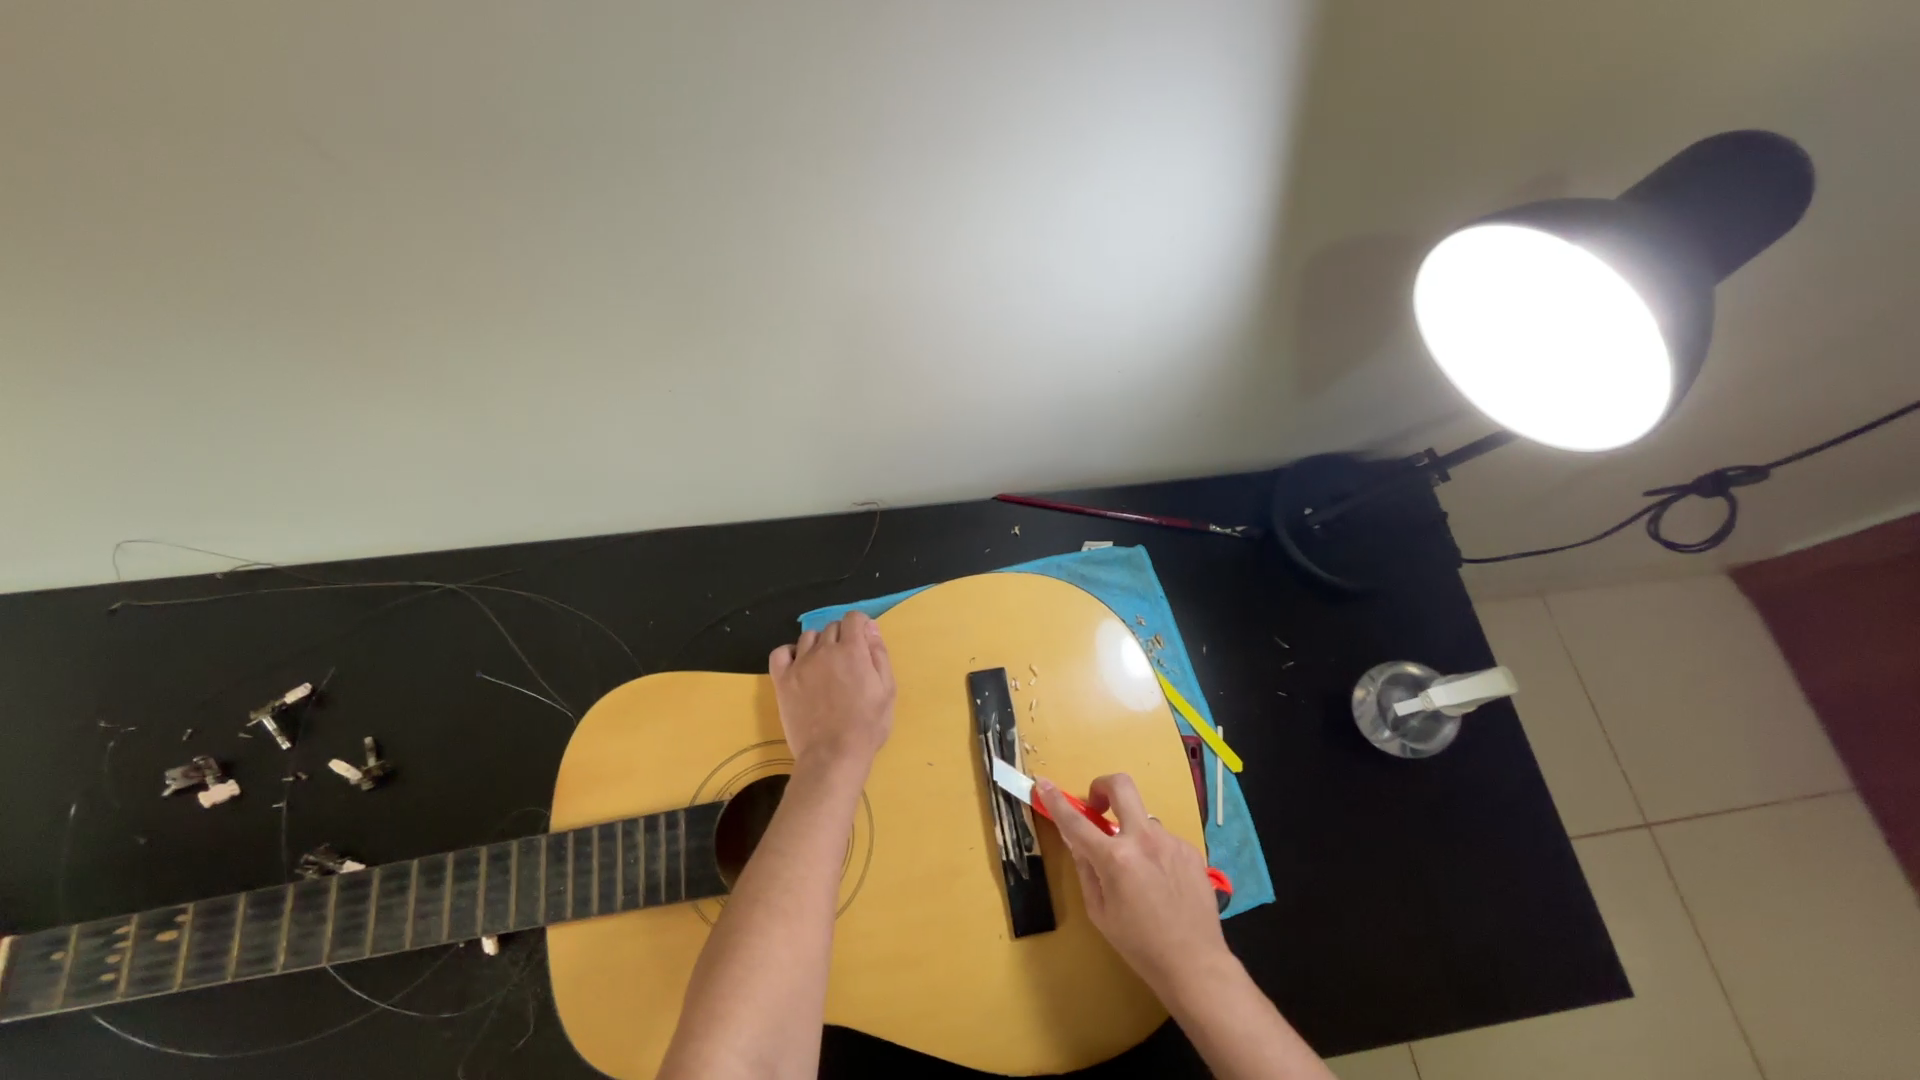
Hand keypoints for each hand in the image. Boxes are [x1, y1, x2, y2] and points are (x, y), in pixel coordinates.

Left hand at [768, 611, 895, 773]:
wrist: (833, 754)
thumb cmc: (867, 726)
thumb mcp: (887, 690)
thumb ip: (879, 655)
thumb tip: (870, 628)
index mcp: (852, 650)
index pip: (853, 618)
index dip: (860, 625)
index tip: (864, 640)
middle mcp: (825, 650)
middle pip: (832, 627)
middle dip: (842, 636)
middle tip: (848, 660)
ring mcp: (800, 664)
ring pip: (808, 637)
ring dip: (819, 644)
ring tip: (825, 665)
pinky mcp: (783, 680)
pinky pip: (780, 652)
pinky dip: (790, 653)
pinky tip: (799, 665)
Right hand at [1036, 773, 1228, 995]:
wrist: (1194, 963)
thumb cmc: (1139, 944)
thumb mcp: (1099, 912)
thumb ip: (1086, 869)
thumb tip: (1077, 840)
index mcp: (1115, 858)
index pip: (1076, 821)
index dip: (1056, 800)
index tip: (1045, 785)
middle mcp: (1144, 840)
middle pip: (1121, 786)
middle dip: (1102, 786)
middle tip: (1098, 807)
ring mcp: (1171, 841)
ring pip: (1143, 819)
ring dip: (1132, 833)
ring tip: (1139, 871)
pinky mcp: (1190, 850)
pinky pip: (1163, 839)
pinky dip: (1153, 851)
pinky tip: (1160, 882)